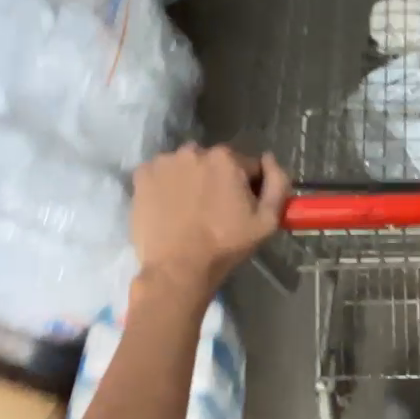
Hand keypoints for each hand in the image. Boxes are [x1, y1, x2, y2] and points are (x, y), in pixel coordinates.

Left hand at [131, 145, 288, 299]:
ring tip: (191, 211)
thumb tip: (269, 159)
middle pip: (215, 162)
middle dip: (219, 180)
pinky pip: (161, 173)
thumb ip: (278, 184)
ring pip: (187, 166)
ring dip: (192, 180)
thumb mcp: (267, 221)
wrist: (179, 268)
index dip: (248, 188)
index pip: (247, 166)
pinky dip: (167, 185)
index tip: (242, 208)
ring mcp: (164, 161)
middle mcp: (193, 150)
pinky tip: (170, 207)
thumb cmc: (226, 245)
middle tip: (216, 212)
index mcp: (226, 158)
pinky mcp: (141, 176)